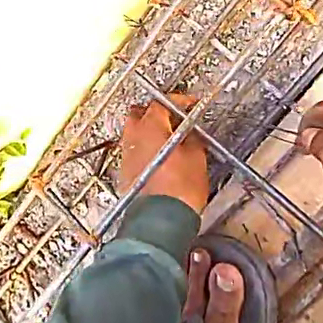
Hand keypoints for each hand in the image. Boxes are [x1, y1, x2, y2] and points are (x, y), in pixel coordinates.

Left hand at [117, 97, 208, 212]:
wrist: (162, 221)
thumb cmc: (179, 189)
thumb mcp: (196, 157)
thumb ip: (192, 138)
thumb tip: (190, 133)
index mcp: (150, 128)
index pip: (161, 103)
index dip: (178, 101)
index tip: (189, 104)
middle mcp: (133, 138)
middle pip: (140, 113)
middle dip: (157, 112)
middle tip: (176, 118)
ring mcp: (127, 155)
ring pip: (135, 133)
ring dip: (150, 131)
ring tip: (170, 139)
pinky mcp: (126, 172)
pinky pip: (134, 151)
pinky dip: (146, 148)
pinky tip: (161, 157)